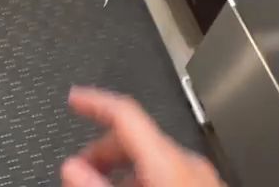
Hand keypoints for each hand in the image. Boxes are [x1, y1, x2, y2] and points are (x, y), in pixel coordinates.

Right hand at [61, 87, 224, 186]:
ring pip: (156, 159)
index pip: (125, 112)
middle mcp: (189, 163)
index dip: (95, 102)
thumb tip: (72, 168)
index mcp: (167, 161)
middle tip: (82, 168)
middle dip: (105, 149)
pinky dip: (148, 181)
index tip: (76, 100)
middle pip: (138, 137)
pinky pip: (174, 177)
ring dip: (127, 171)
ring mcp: (206, 180)